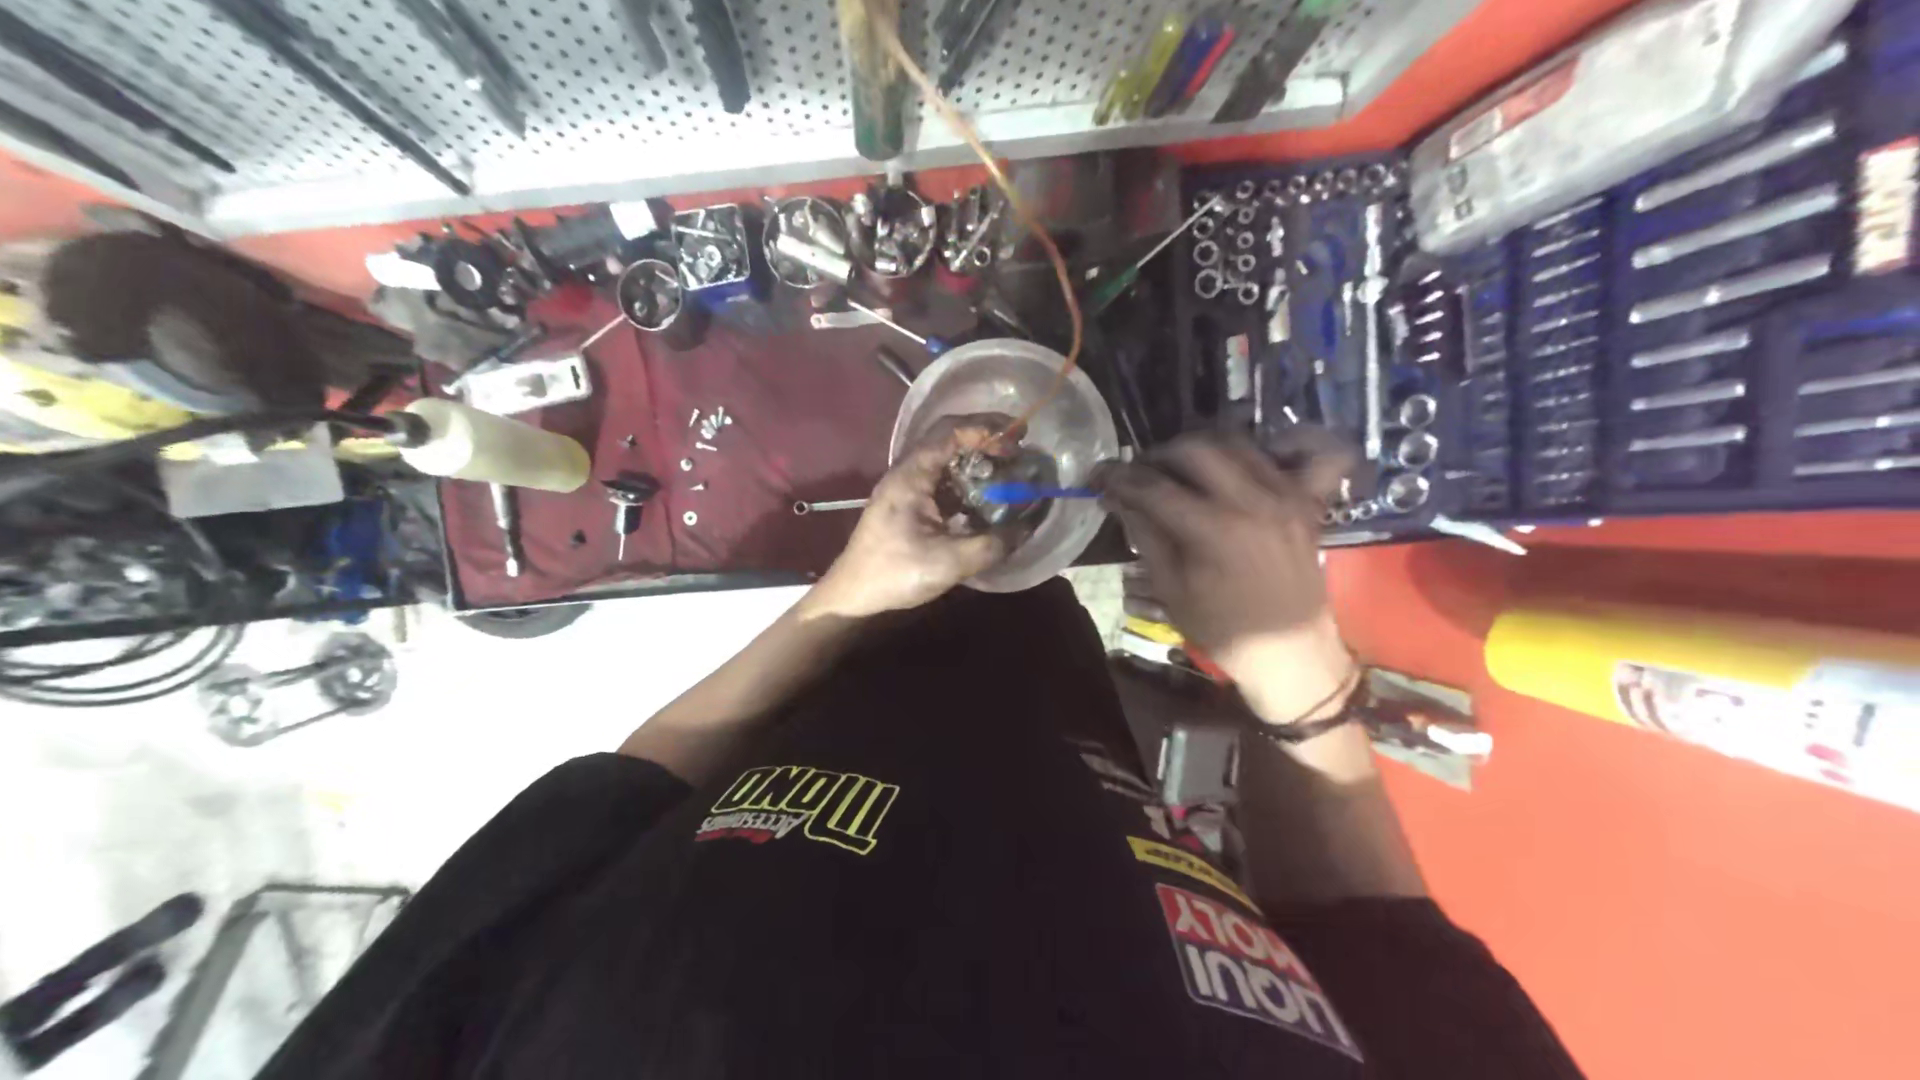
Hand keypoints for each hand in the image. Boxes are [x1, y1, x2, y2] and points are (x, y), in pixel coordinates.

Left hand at [801, 417, 1009, 619]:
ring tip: (1010, 472)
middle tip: (1019, 451)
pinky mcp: (910, 506)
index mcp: (911, 475)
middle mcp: (908, 473)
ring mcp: (907, 489)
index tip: (1018, 441)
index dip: (987, 429)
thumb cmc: (895, 573)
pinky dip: (968, 484)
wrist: (853, 596)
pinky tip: (989, 498)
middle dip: (986, 441)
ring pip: (947, 462)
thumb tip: (1028, 526)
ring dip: (978, 463)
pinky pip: (943, 484)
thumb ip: (992, 543)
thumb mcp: (950, 562)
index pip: (950, 431)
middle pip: (949, 440)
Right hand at [1097, 430, 1358, 724]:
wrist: (1290, 655)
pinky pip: (1315, 453)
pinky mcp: (1310, 501)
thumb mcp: (1171, 589)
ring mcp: (1287, 496)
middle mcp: (1253, 501)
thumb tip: (1117, 497)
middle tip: (1140, 474)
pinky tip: (1259, 453)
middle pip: (1194, 449)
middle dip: (1157, 455)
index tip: (1098, 476)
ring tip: (1182, 466)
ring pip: (1238, 443)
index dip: (1118, 477)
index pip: (1153, 487)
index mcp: (1213, 530)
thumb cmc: (1223, 629)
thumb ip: (1145, 535)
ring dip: (1201, 446)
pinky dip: (1289, 443)